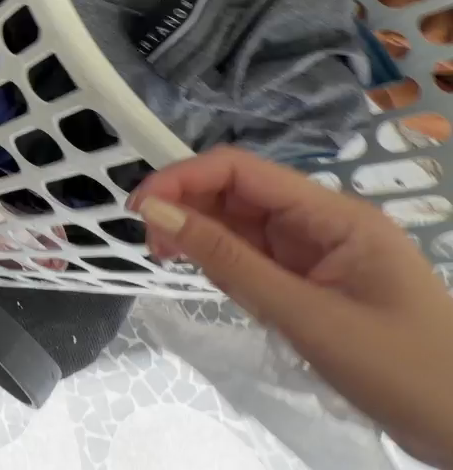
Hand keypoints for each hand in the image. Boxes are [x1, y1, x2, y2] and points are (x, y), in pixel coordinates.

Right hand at [130, 147, 452, 466]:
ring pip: (235, 222)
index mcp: (336, 216)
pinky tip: (227, 289)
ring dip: (201, 239)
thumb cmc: (403, 371)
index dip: (181, 177)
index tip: (138, 209)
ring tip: (188, 270)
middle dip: (186, 211)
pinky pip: (249, 252)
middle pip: (232, 191)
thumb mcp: (304, 314)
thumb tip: (150, 208)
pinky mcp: (311, 276)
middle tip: (155, 248)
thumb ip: (224, 258)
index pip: (239, 170)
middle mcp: (325, 221)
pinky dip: (224, 263)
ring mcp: (318, 249)